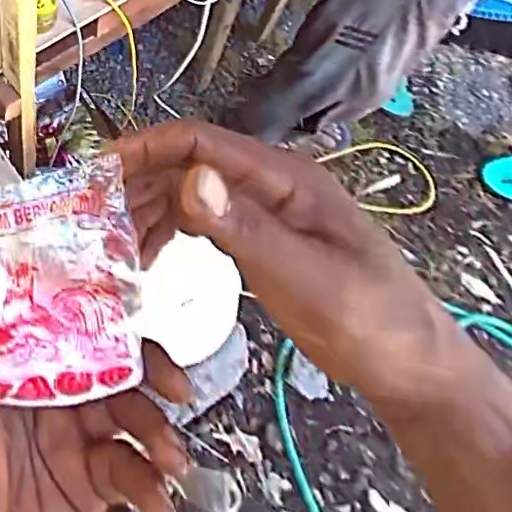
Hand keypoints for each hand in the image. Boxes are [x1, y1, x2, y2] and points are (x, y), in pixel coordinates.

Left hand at [0, 309, 193, 511]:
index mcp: (22, 371)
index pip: (72, 333)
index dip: (107, 323)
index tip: (135, 323)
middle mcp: (51, 402)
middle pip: (111, 373)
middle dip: (149, 374)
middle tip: (174, 385)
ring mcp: (72, 447)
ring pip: (129, 421)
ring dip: (157, 431)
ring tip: (168, 454)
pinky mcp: (89, 491)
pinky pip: (131, 477)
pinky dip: (150, 484)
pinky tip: (155, 496)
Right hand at [116, 119, 477, 407]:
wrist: (412, 370)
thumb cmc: (370, 320)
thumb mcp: (306, 277)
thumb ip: (245, 228)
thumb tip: (189, 176)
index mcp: (281, 175)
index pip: (200, 141)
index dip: (147, 146)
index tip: (103, 166)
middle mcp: (264, 182)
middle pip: (185, 164)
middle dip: (139, 182)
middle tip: (99, 212)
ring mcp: (258, 208)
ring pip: (186, 191)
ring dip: (148, 209)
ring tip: (118, 241)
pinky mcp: (254, 234)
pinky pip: (197, 220)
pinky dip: (166, 229)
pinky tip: (148, 254)